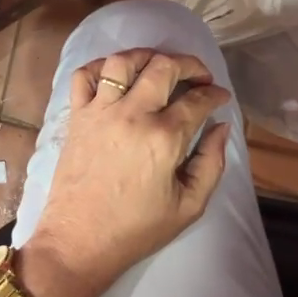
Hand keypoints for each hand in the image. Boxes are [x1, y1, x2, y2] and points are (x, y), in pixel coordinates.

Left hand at [24, 49, 232, 296]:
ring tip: (160, 65)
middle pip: (163, 66)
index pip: (197, 100)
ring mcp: (99, 111)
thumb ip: (211, 163)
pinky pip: (84, 76)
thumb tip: (220, 127)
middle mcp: (131, 114)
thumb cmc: (136, 229)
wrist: (79, 240)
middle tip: (199, 75)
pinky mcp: (76, 116)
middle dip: (188, 64)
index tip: (221, 96)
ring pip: (123, 61)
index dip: (215, 94)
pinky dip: (100, 66)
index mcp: (163, 138)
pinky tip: (117, 73)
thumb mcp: (189, 206)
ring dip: (147, 56)